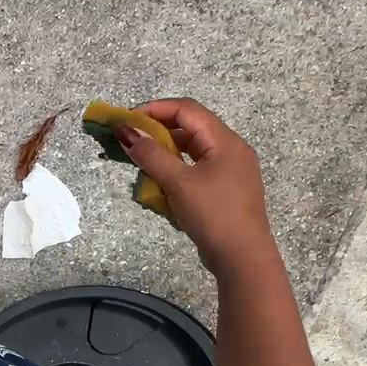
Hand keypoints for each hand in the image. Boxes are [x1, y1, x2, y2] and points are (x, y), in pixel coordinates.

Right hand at [117, 98, 277, 275]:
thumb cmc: (213, 214)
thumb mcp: (178, 182)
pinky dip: (172, 167)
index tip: (124, 121)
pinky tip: (157, 181)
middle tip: (127, 139)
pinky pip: (193, 167)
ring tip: (138, 160)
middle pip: (188, 126)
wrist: (242, 256)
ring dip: (162, 150)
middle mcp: (230, 149)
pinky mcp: (222, 187)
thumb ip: (151, 155)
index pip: (186, 110)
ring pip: (190, 148)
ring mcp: (228, 169)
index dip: (154, 109)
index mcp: (225, 141)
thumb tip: (126, 132)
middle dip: (155, 129)